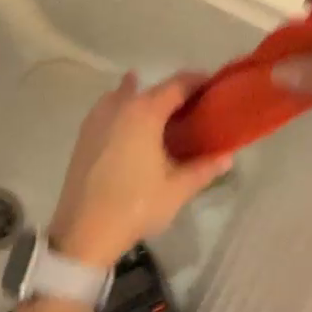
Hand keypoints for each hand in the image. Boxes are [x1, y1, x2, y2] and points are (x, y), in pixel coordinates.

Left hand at [47, 73, 232, 267]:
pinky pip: (109, 111)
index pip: (177, 85)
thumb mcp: (177, 189)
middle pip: (151, 89)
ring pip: (125, 96)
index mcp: (145, 113)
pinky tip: (131, 127)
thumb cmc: (136, 206)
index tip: (213, 86)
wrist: (84, 230)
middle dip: (173, 94)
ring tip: (161, 115)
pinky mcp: (84, 137)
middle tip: (193, 111)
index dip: (198, 82)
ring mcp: (97, 120)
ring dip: (145, 98)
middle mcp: (119, 107)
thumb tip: (227, 157)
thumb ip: (203, 169)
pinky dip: (125, 111)